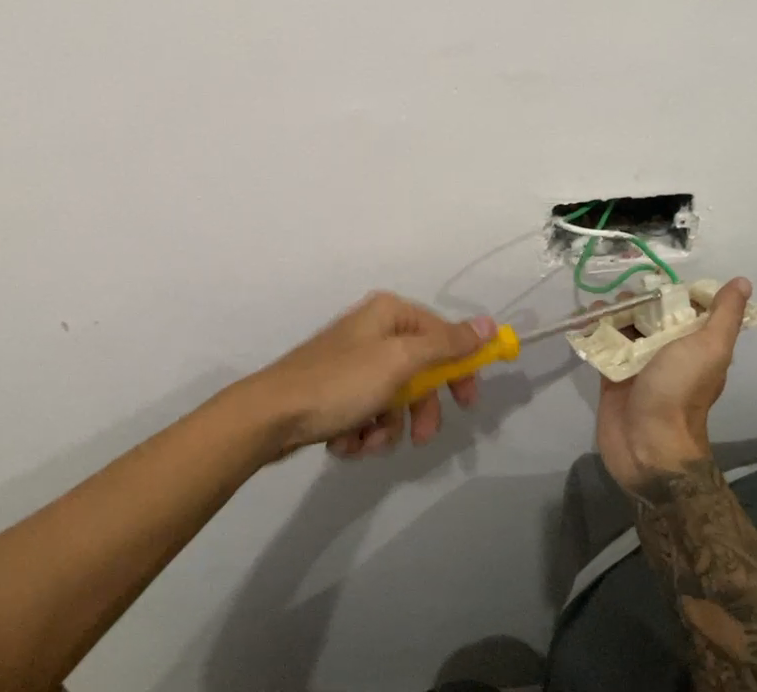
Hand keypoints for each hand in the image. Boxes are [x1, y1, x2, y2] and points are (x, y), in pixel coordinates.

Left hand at [245, 291, 493, 458]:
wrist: (268, 418)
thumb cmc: (339, 383)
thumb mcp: (401, 361)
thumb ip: (448, 344)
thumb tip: (488, 324)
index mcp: (389, 314)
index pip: (443, 335)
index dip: (460, 367)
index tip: (469, 401)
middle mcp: (372, 332)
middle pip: (420, 371)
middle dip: (418, 409)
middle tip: (422, 436)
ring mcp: (352, 363)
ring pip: (394, 399)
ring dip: (387, 427)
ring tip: (367, 441)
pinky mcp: (334, 393)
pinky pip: (367, 414)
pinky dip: (362, 433)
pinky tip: (345, 443)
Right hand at [595, 277, 752, 488]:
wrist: (648, 445)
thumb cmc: (680, 392)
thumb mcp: (710, 347)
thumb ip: (725, 315)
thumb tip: (742, 282)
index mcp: (697, 344)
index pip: (687, 308)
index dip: (673, 291)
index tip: (657, 282)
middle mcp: (670, 353)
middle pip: (652, 316)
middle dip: (636, 302)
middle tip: (623, 298)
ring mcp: (640, 365)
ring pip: (626, 329)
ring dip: (612, 314)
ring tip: (600, 309)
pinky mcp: (613, 377)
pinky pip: (603, 348)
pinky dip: (593, 332)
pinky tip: (583, 320)